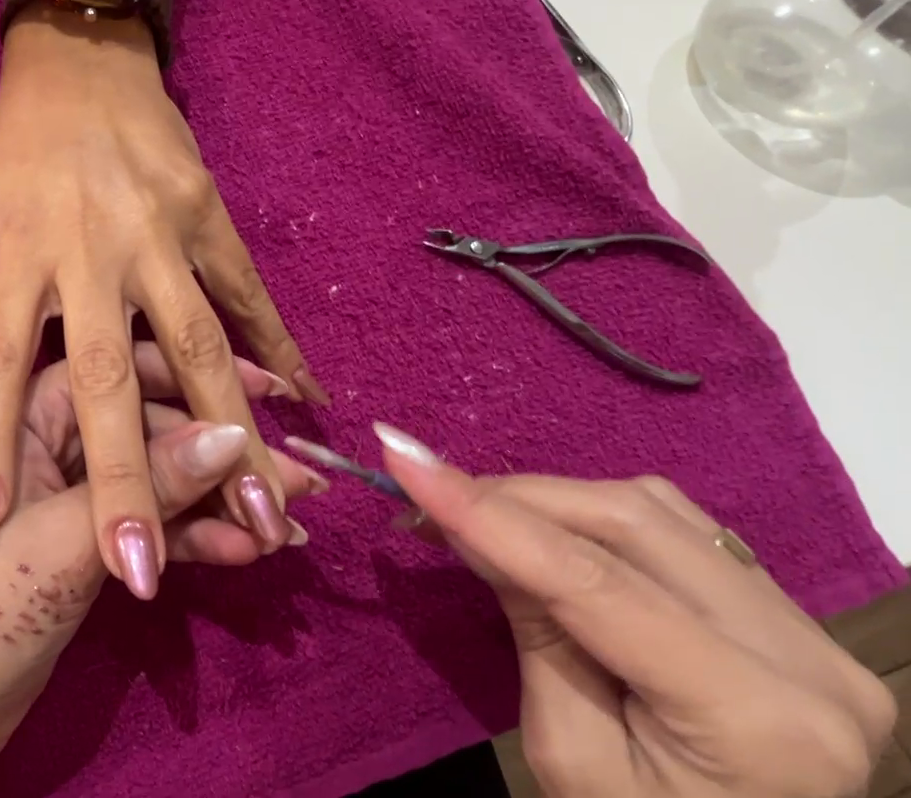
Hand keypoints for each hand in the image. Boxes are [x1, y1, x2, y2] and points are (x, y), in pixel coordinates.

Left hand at [0, 8, 325, 591]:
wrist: (84, 65)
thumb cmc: (12, 153)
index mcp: (17, 261)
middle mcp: (89, 256)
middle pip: (103, 377)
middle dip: (121, 476)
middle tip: (137, 570)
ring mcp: (158, 239)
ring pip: (196, 345)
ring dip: (228, 431)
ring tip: (260, 516)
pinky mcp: (211, 219)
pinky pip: (248, 294)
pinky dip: (279, 347)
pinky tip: (309, 408)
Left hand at [0, 351, 327, 792]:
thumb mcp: (68, 538)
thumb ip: (149, 483)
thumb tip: (232, 431)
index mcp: (22, 418)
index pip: (112, 371)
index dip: (186, 373)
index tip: (261, 387)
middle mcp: (47, 446)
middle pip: (144, 429)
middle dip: (218, 452)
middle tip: (295, 478)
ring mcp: (67, 501)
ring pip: (153, 485)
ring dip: (217, 503)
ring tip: (290, 525)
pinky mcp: (83, 550)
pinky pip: (146, 531)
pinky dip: (192, 542)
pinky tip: (247, 553)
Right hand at [376, 423, 898, 797]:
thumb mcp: (568, 752)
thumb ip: (534, 632)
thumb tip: (466, 526)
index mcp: (758, 717)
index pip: (593, 581)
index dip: (487, 513)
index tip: (401, 458)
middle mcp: (808, 657)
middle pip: (631, 523)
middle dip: (511, 497)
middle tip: (422, 492)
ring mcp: (809, 630)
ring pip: (654, 510)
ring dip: (547, 500)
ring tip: (474, 514)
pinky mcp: (789, 616)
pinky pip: (678, 527)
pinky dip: (591, 514)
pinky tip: (543, 530)